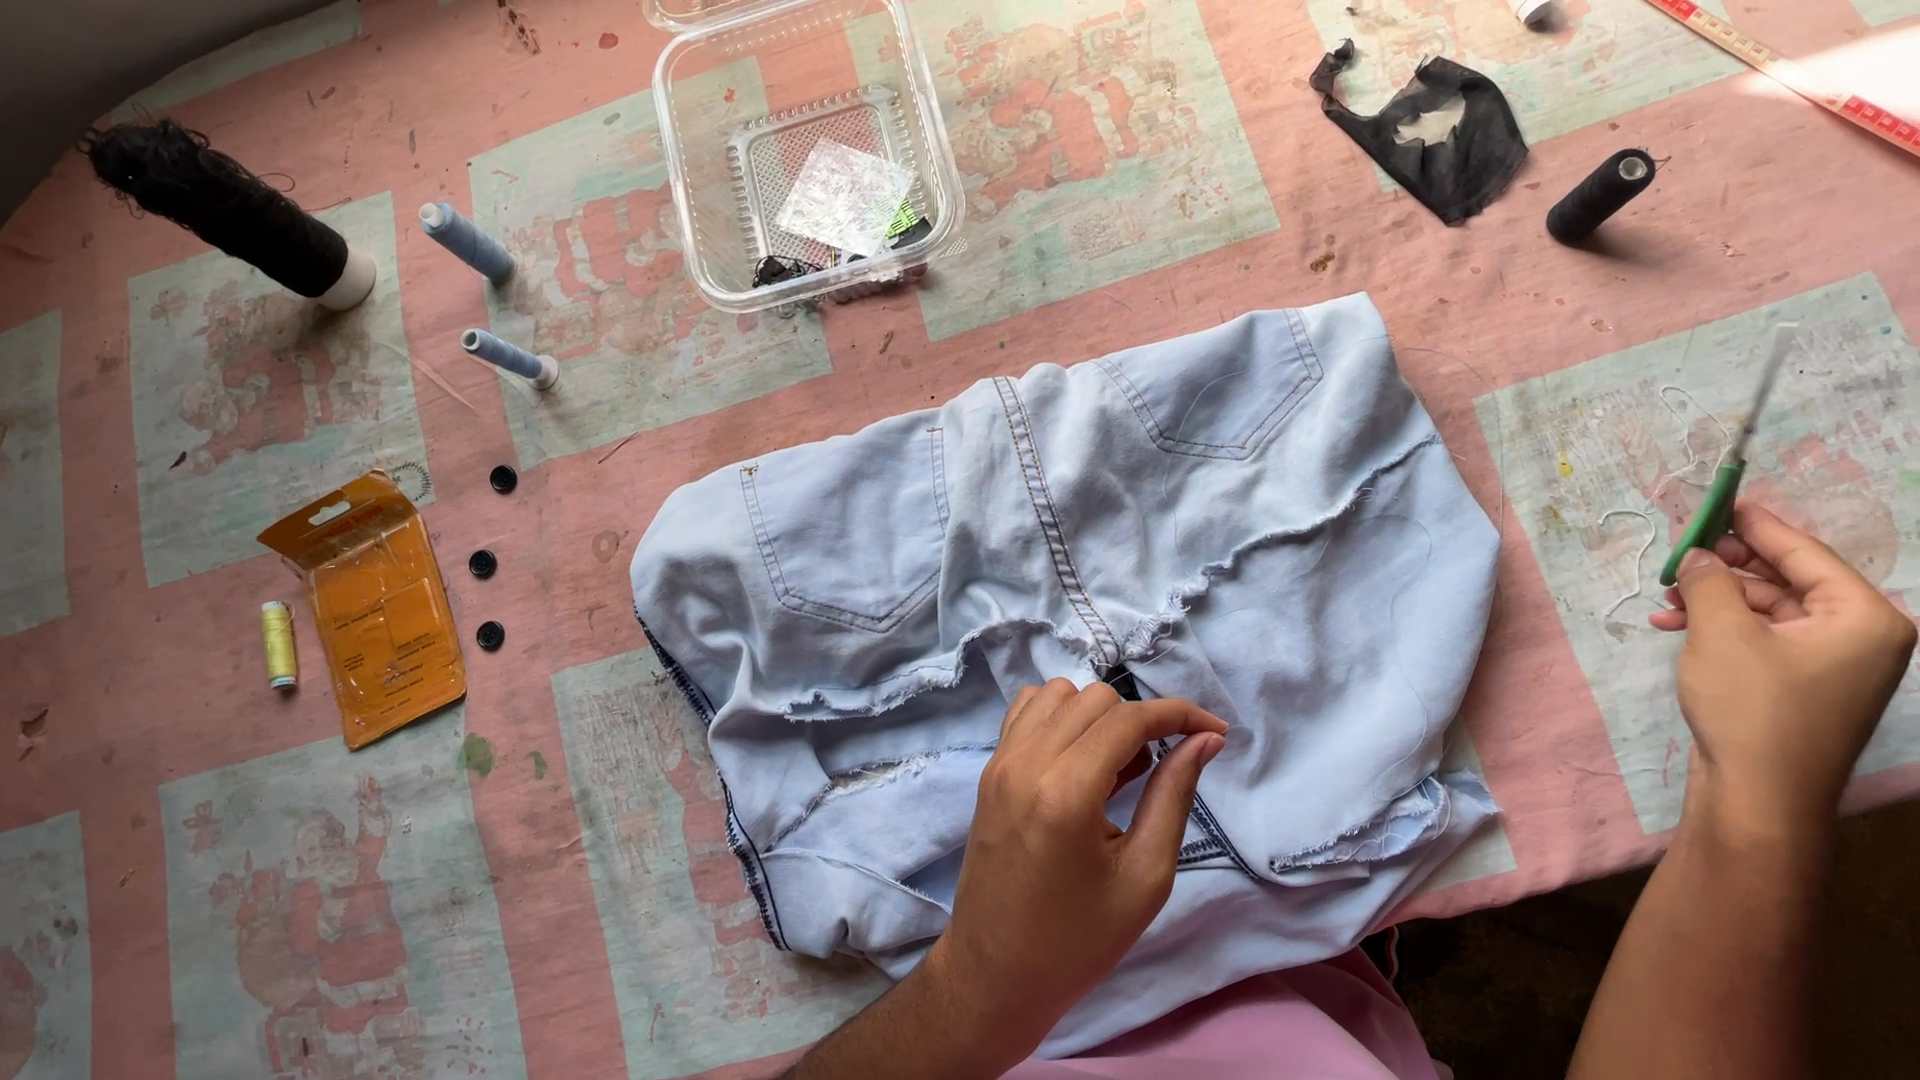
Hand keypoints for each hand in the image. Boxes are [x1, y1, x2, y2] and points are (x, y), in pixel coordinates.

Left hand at [922, 679, 1227, 1065]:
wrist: (994, 973)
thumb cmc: (1078, 941)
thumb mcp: (1145, 877)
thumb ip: (1175, 795)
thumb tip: (1205, 740)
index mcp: (1065, 792)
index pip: (1130, 718)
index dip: (1180, 715)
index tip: (1216, 732)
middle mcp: (1026, 762)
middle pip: (1096, 698)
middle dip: (1140, 720)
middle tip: (1159, 768)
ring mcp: (1000, 762)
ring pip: (1059, 694)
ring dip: (1098, 716)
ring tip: (1117, 768)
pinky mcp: (988, 770)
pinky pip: (1027, 711)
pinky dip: (1060, 716)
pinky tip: (1078, 759)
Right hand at [1650, 500, 1915, 836]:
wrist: (1759, 792)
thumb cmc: (1752, 706)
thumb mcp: (1720, 633)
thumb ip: (1710, 582)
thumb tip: (1702, 553)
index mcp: (1863, 616)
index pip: (1805, 553)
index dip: (1758, 525)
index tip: (1721, 502)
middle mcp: (1859, 634)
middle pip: (1787, 579)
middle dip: (1728, 568)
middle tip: (1680, 555)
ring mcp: (1832, 662)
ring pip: (1767, 609)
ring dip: (1713, 599)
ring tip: (1665, 599)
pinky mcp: (1801, 683)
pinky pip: (1761, 636)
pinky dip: (1718, 626)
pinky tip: (1673, 625)